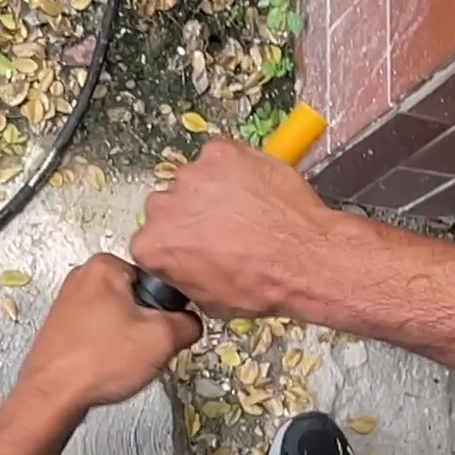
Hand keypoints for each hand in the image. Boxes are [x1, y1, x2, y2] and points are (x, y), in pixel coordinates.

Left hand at [15, 254, 201, 410]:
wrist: (52, 397)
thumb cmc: (98, 361)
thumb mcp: (164, 338)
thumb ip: (190, 322)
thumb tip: (192, 323)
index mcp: (105, 265)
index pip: (157, 279)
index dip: (168, 308)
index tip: (162, 329)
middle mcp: (83, 276)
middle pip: (138, 298)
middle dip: (148, 324)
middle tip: (145, 347)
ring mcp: (69, 302)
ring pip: (120, 318)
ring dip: (129, 339)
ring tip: (123, 359)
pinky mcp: (62, 328)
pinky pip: (101, 333)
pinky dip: (108, 349)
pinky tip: (107, 365)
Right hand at [129, 139, 337, 318]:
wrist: (304, 257)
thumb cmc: (262, 283)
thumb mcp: (210, 302)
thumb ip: (184, 277)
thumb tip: (186, 269)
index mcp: (153, 246)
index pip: (150, 239)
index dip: (175, 242)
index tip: (192, 245)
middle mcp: (164, 207)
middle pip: (168, 205)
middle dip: (190, 215)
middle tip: (222, 229)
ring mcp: (193, 175)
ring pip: (195, 179)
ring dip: (213, 191)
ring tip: (244, 210)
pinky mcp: (221, 153)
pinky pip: (221, 157)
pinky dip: (234, 169)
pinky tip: (253, 191)